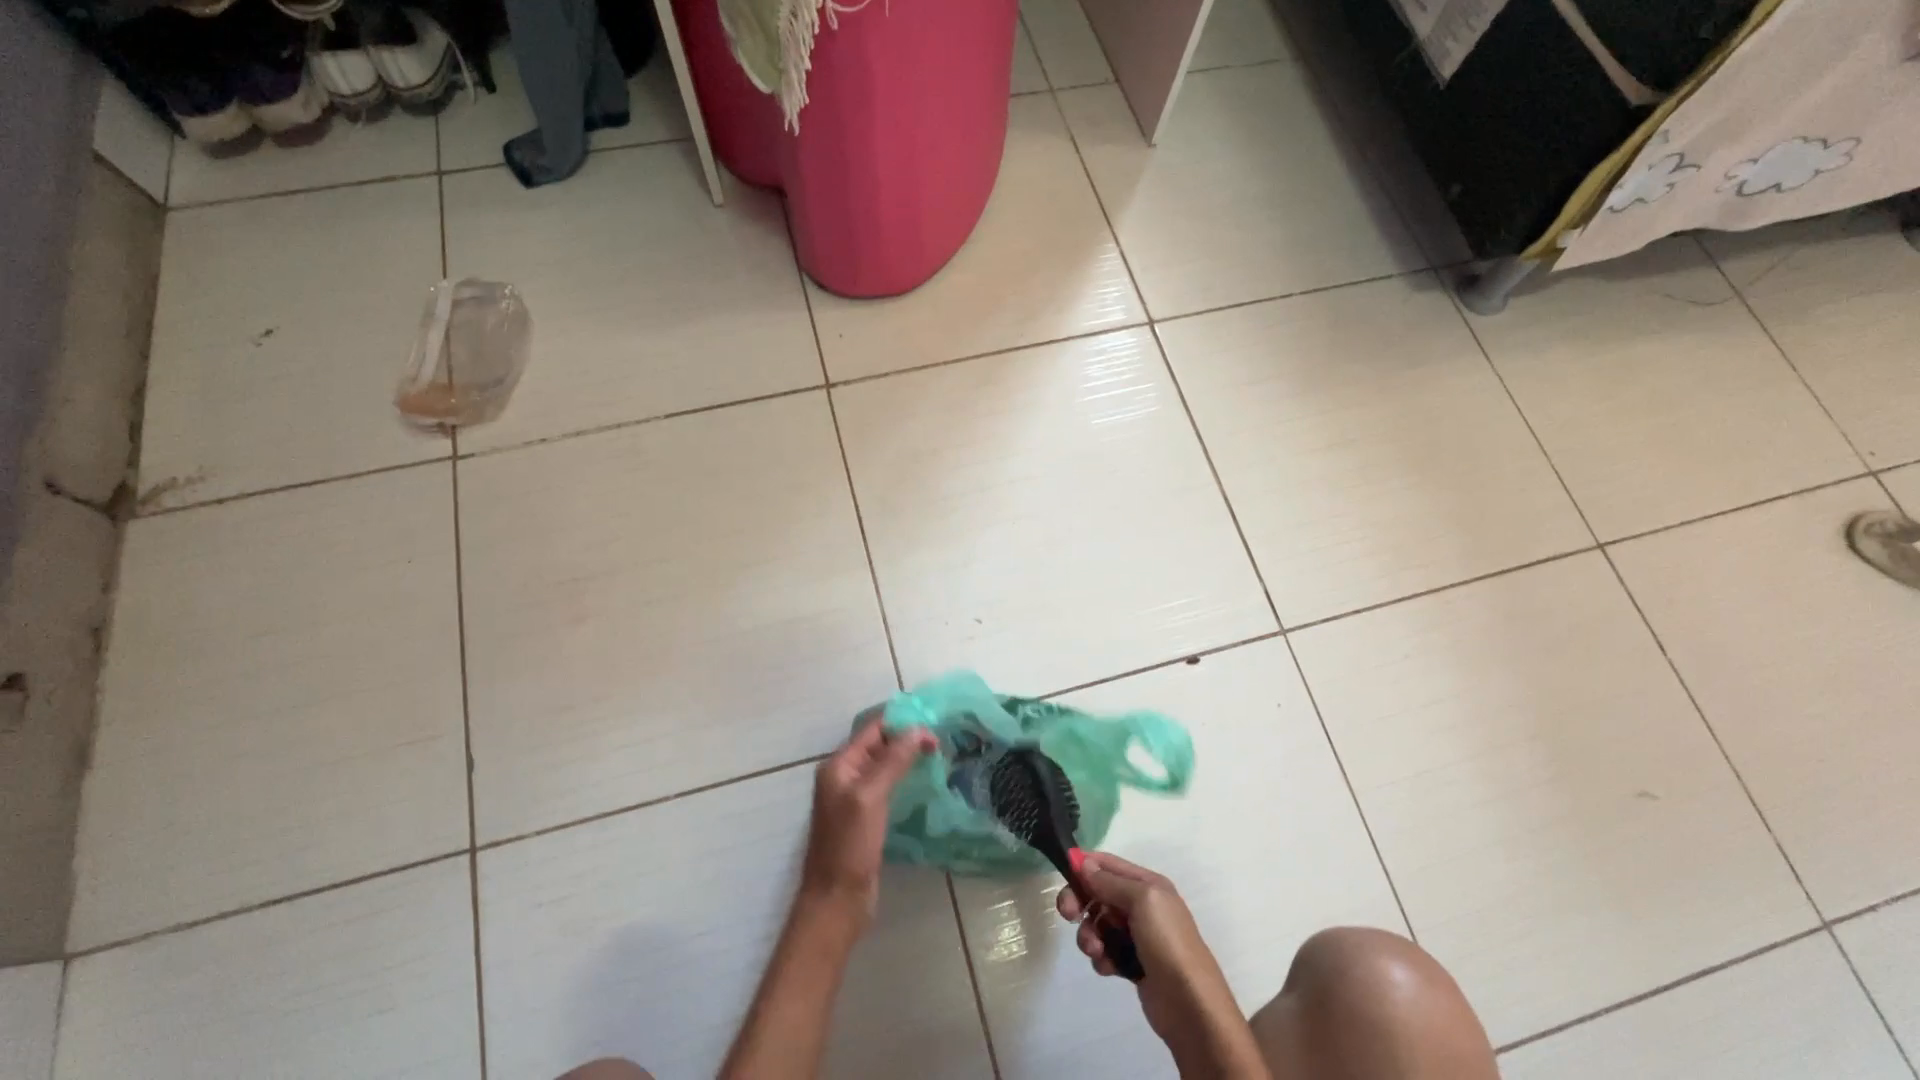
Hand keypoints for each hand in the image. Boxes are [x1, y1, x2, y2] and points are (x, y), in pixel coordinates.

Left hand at [800, 718, 936, 920]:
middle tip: (943, 744)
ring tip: (940, 759)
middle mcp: (845, 777)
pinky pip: (888, 789)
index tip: (936, 725)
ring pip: (886, 767)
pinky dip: (906, 781)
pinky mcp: (867, 819)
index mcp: (840, 766)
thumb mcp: (870, 797)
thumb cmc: (850, 845)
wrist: (837, 899)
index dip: (902, 723)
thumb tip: (917, 730)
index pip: (873, 730)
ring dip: (909, 760)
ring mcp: (856, 799)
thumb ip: (892, 761)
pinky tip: (926, 785)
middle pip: (879, 746)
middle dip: (908, 739)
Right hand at [1056, 854, 1243, 1054]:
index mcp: (1148, 884)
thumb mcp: (1143, 900)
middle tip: (1068, 915)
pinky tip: (1109, 969)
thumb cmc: (1167, 942)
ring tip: (1097, 951)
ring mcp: (1137, 936)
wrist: (1190, 1004)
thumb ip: (1111, 881)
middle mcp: (1142, 906)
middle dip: (1080, 902)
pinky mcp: (1132, 963)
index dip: (1083, 866)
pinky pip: (1105, 951)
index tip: (1063, 878)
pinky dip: (1102, 958)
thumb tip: (1084, 863)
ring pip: (1098, 925)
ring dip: (1090, 935)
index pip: (1107, 864)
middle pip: (1098, 894)